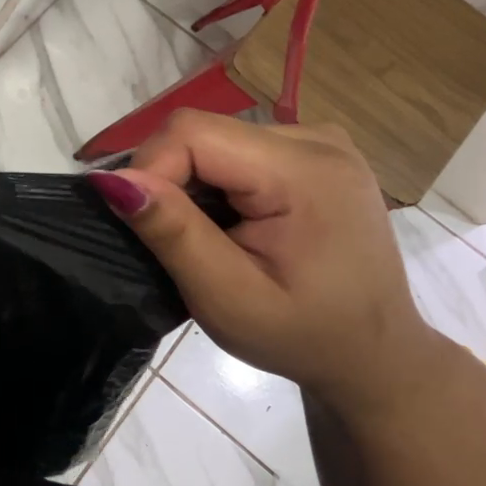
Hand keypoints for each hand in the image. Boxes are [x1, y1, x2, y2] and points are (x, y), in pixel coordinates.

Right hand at [89, 110, 444, 405]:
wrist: (373, 353)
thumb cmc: (300, 335)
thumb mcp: (226, 297)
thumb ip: (173, 233)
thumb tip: (111, 181)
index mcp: (305, 171)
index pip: (191, 133)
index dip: (150, 171)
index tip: (145, 227)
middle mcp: (316, 139)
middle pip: (200, 131)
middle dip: (168, 180)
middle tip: (174, 240)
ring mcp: (318, 141)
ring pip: (212, 138)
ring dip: (187, 182)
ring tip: (203, 236)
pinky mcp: (312, 153)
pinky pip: (234, 148)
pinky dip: (212, 181)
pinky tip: (229, 222)